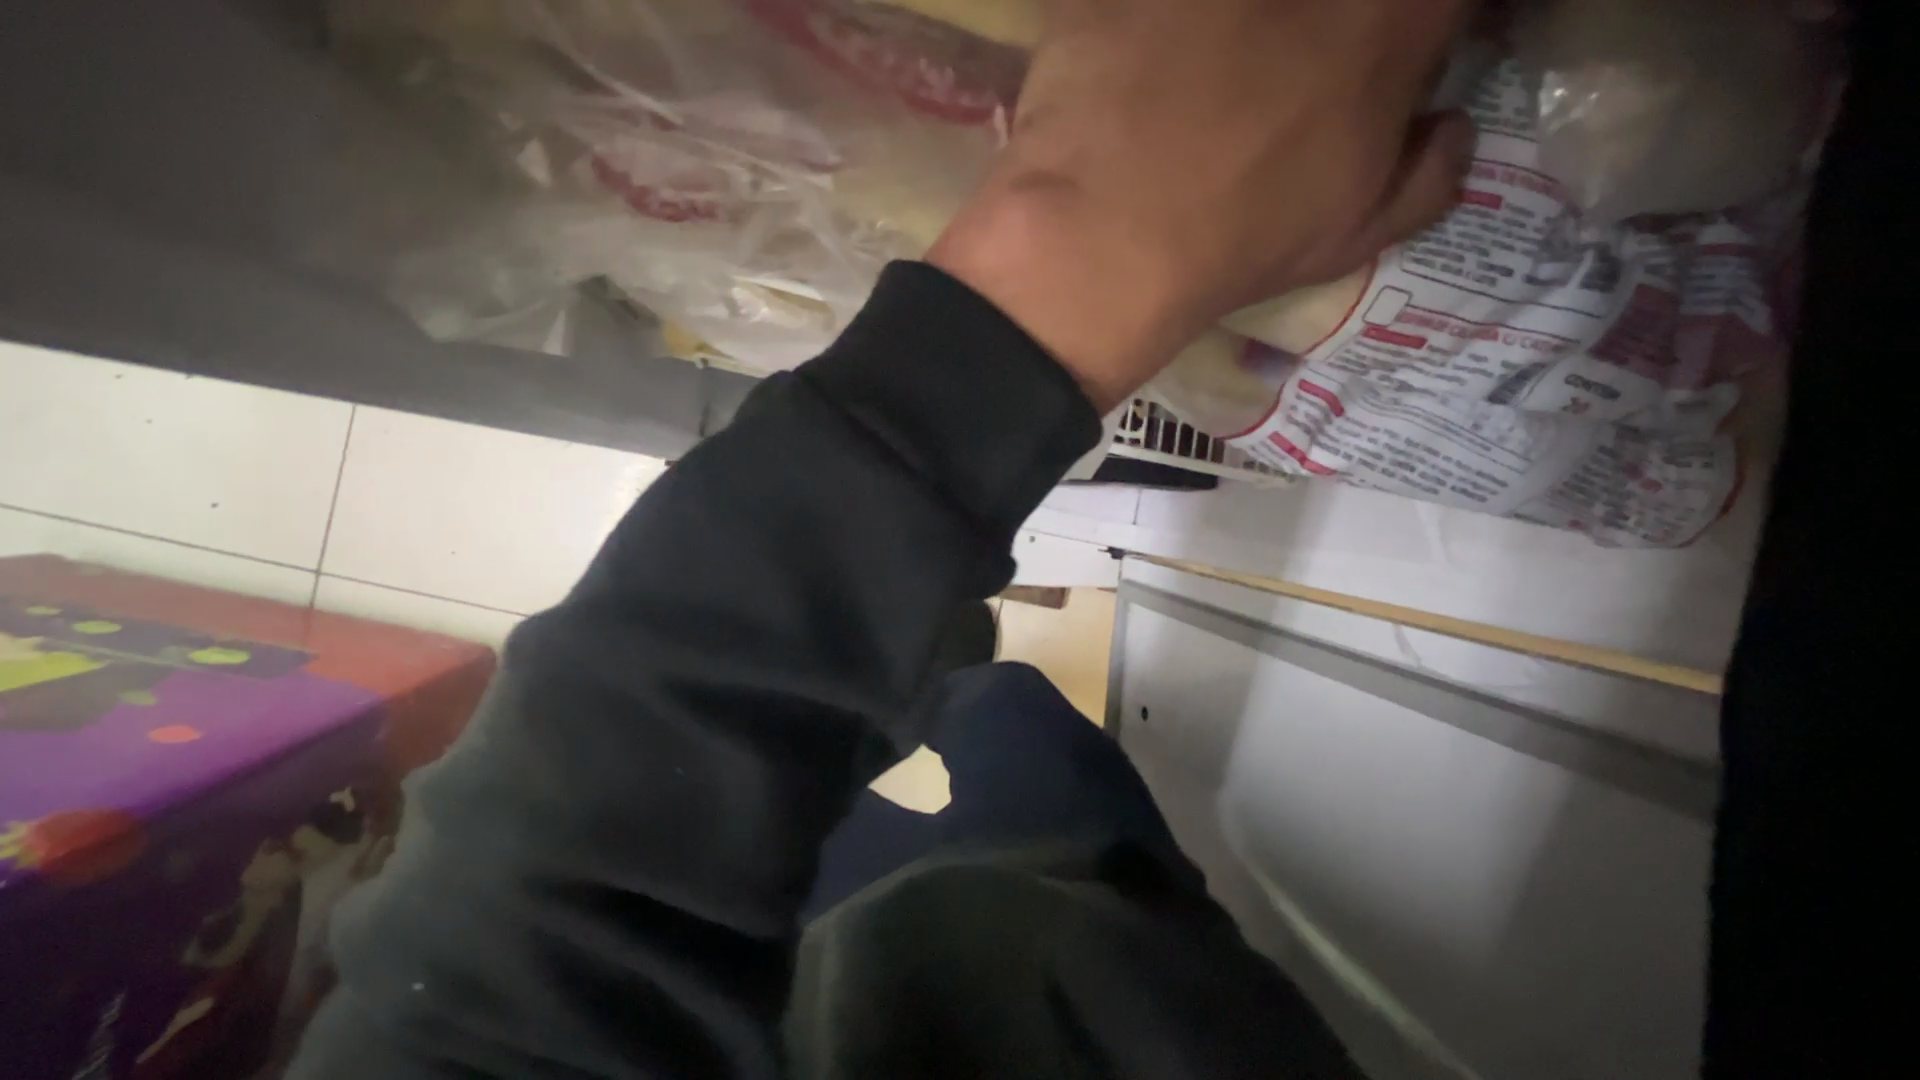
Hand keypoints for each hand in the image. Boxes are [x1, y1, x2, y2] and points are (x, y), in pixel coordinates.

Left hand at [928, 0, 1475, 412]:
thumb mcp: (1358, 233)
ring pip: (1234, 6)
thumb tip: (1449, 127)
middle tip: (1272, 75)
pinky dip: (1138, 23)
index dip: (1410, 29)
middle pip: (1321, 2)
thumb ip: (1430, 172)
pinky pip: (1125, 3)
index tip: (1378, 58)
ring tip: (1195, 84)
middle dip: (1309, 31)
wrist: (1110, 234)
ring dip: (1233, 28)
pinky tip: (1135, 65)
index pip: (1437, 1)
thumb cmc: (1243, 237)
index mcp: (1398, 11)